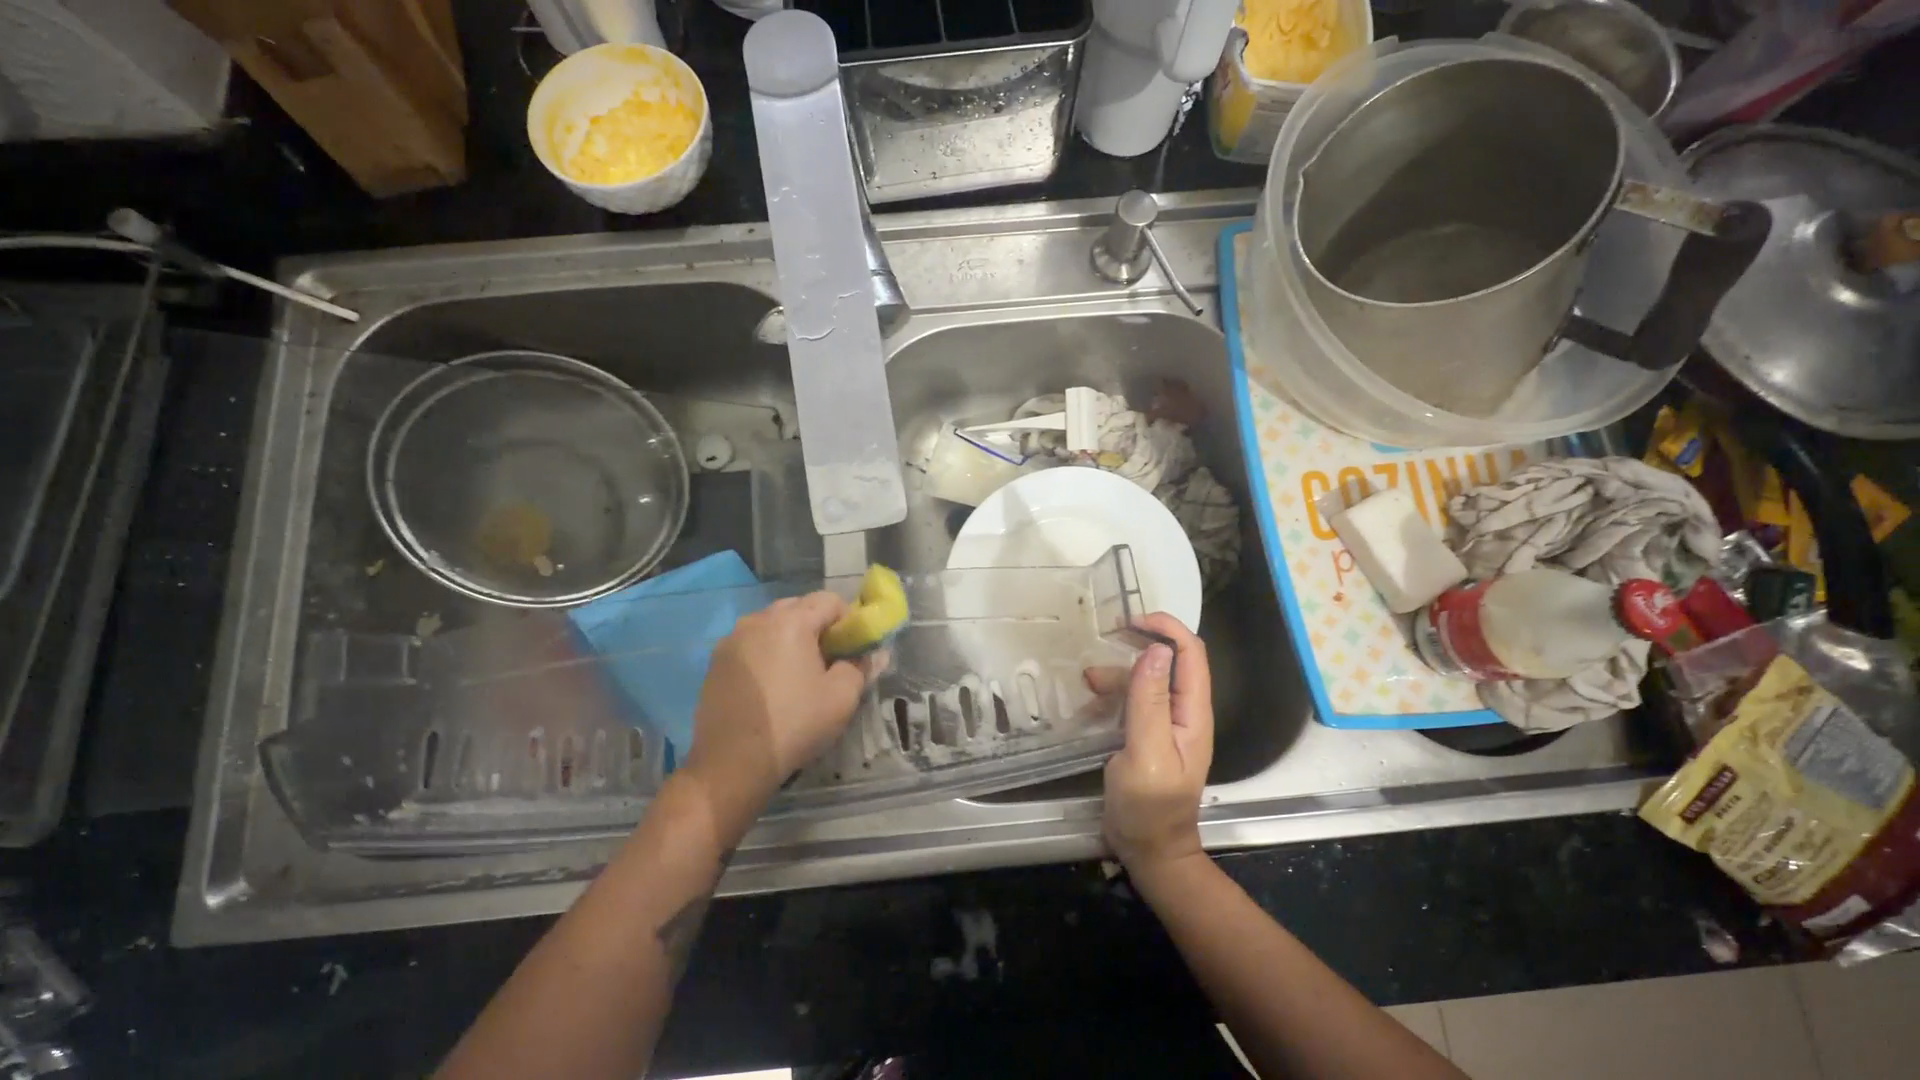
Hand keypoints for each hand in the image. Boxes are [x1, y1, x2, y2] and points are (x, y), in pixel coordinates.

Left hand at [681, 593, 870, 834]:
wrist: (731, 762)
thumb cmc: (794, 725)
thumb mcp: (841, 698)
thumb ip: (860, 667)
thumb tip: (872, 654)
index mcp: (791, 622)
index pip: (829, 600)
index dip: (848, 620)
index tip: (853, 649)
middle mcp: (757, 620)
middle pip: (798, 607)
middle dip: (818, 626)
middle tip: (829, 661)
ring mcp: (731, 640)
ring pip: (771, 625)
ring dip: (790, 639)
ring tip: (798, 675)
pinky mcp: (716, 662)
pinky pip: (750, 645)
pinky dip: (765, 654)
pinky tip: (770, 688)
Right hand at [1102, 613, 1213, 874]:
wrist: (1149, 851)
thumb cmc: (1149, 806)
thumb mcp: (1145, 751)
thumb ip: (1149, 701)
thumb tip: (1156, 649)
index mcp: (1193, 714)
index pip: (1191, 654)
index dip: (1166, 628)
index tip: (1130, 622)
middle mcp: (1185, 714)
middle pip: (1171, 663)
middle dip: (1140, 646)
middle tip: (1105, 641)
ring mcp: (1167, 726)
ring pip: (1148, 682)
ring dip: (1121, 673)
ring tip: (1087, 680)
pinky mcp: (1148, 738)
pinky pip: (1135, 703)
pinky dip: (1114, 695)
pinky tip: (1090, 701)